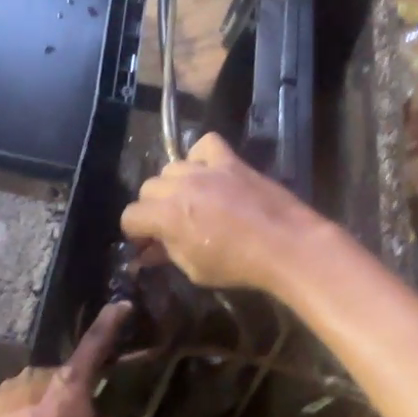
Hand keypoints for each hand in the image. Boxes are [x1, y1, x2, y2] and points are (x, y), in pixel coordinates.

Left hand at [0, 301, 131, 416]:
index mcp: (70, 384)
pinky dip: (11, 416)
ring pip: (29, 390)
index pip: (95, 344)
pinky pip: (6, 403)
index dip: (110, 322)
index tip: (121, 305)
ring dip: (35, 406)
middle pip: (58, 378)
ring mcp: (7, 386)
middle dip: (62, 395)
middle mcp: (38, 375)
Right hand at [120, 133, 331, 291]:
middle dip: (153, 208)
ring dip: (174, 185)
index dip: (135, 232)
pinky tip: (208, 173)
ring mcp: (206, 169)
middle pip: (148, 188)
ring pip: (172, 167)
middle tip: (169, 225)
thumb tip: (148, 252)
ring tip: (190, 200)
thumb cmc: (239, 266)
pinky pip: (205, 146)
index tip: (147, 244)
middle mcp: (180, 186)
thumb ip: (167, 254)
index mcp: (167, 216)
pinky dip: (201, 157)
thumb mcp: (195, 270)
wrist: (286, 246)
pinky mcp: (231, 161)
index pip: (130, 215)